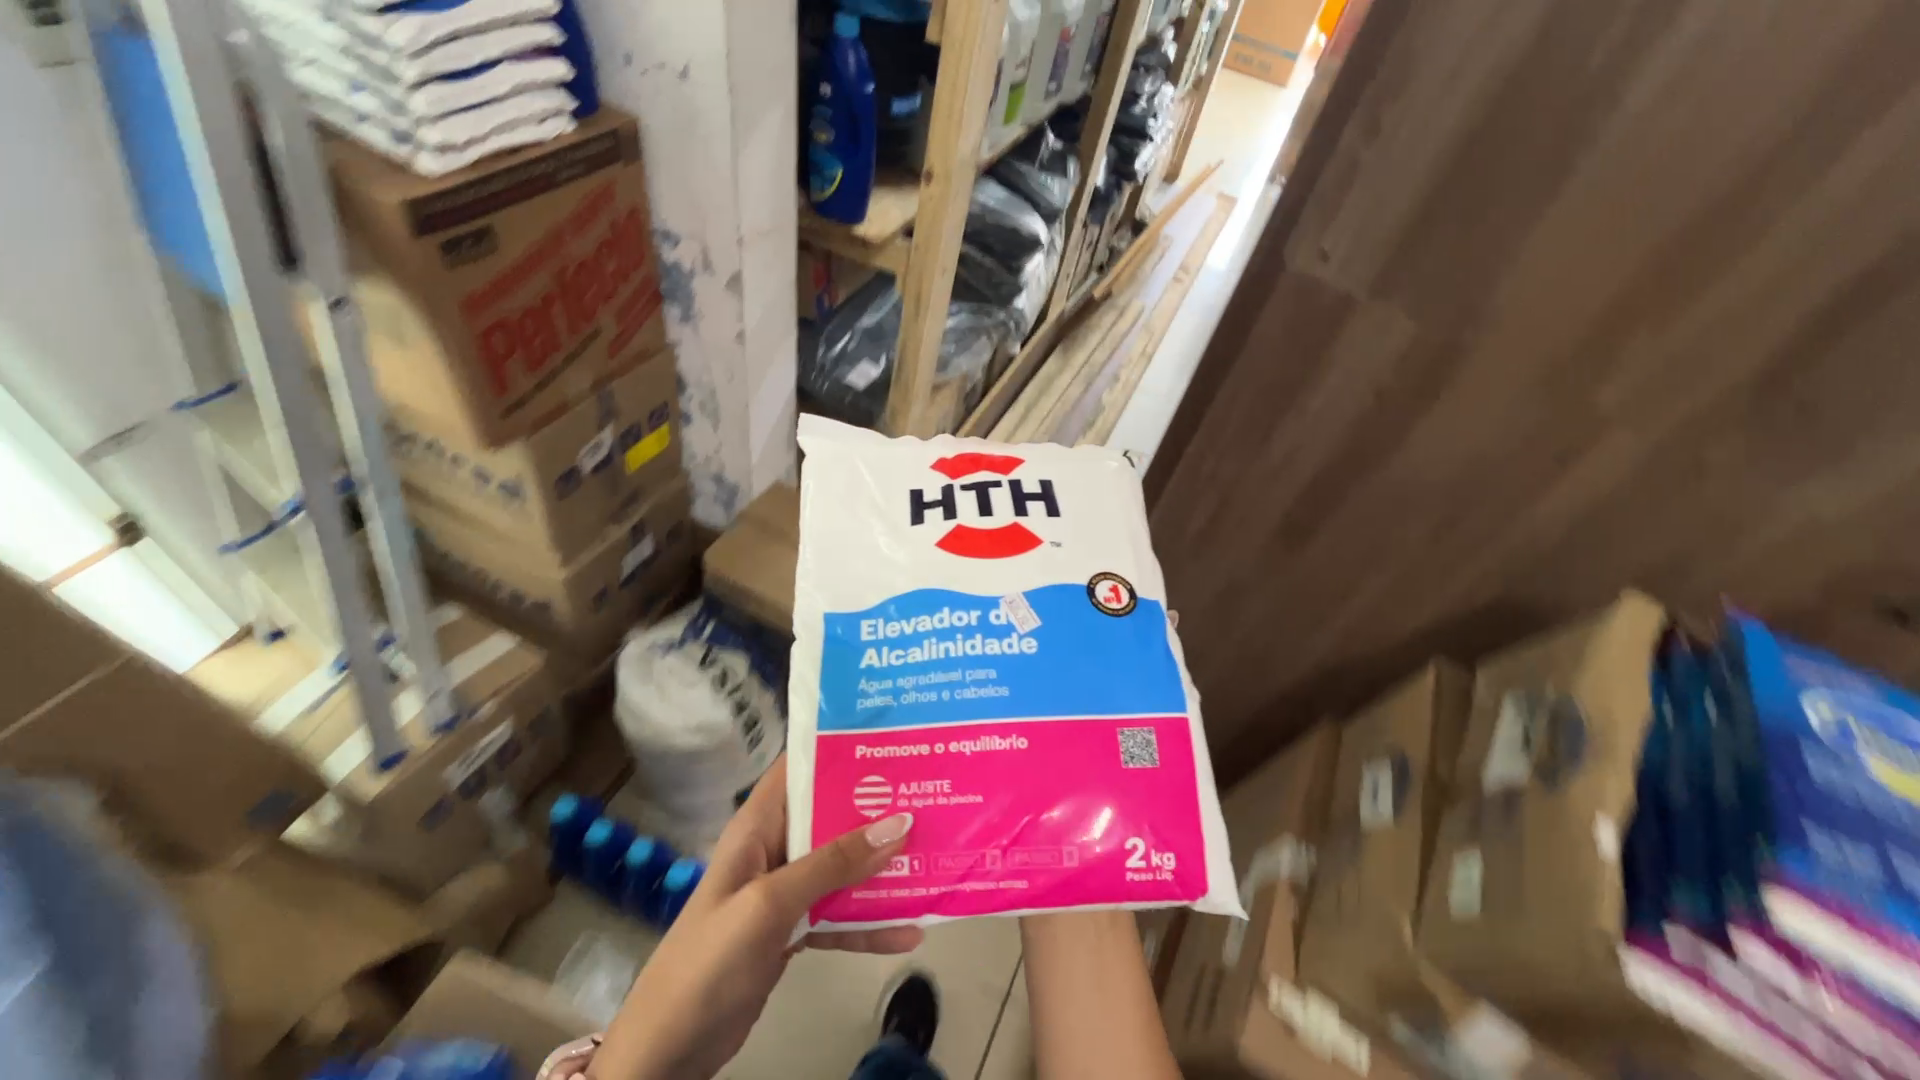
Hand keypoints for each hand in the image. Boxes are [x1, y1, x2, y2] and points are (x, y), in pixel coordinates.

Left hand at [586, 755, 920, 1079]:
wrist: (670, 1047)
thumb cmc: (711, 959)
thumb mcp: (771, 903)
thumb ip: (832, 864)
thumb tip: (898, 823)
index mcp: (757, 828)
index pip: (797, 770)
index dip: (838, 748)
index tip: (891, 738)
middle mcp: (773, 851)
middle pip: (830, 817)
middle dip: (877, 808)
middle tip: (931, 794)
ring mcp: (784, 893)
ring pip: (842, 867)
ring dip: (882, 867)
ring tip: (932, 859)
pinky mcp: (793, 931)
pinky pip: (840, 916)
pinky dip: (870, 923)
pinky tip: (908, 932)